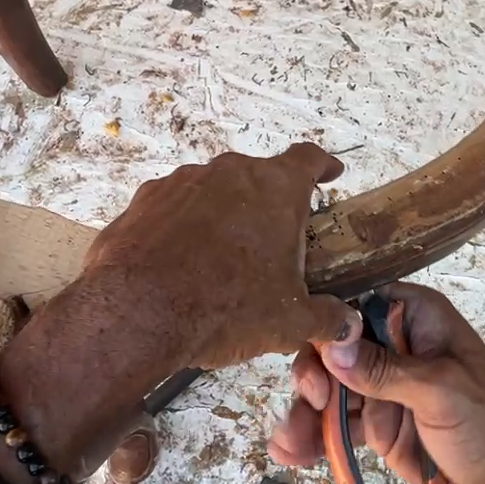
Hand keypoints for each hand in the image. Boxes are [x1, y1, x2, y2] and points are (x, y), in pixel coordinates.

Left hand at [80, 143, 358, 370]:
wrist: (137, 312)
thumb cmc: (227, 306)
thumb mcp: (288, 323)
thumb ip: (324, 318)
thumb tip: (347, 324)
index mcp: (276, 188)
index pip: (309, 160)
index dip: (323, 166)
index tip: (330, 173)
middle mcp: (231, 172)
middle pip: (260, 178)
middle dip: (269, 205)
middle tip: (272, 244)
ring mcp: (183, 181)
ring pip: (214, 191)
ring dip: (223, 215)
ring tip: (220, 260)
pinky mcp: (145, 200)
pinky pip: (174, 208)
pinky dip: (182, 228)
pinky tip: (178, 263)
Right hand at [267, 282, 484, 483]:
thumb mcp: (440, 390)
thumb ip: (386, 370)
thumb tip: (332, 347)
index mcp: (415, 316)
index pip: (361, 302)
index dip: (331, 319)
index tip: (310, 342)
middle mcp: (393, 344)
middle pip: (334, 346)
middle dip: (313, 371)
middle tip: (309, 396)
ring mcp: (380, 384)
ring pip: (328, 387)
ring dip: (304, 413)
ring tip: (287, 442)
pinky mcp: (372, 421)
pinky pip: (335, 424)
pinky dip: (313, 438)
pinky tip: (289, 453)